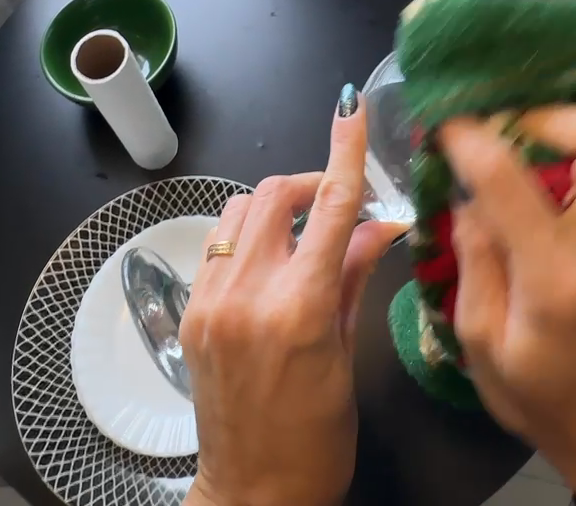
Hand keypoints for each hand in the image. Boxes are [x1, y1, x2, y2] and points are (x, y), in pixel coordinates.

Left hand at [181, 87, 404, 505]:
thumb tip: (384, 220)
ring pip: (241, 207)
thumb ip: (355, 273)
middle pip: (276, 192)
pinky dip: (250, 232)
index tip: (351, 108)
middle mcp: (247, 293)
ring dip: (277, 206)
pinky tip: (270, 259)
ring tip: (302, 235)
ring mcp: (211, 298)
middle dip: (311, 182)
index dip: (345, 151)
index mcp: (299, 308)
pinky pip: (220, 240)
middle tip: (336, 203)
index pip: (332, 208)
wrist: (252, 493)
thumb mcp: (346, 352)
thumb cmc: (318, 435)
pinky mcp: (191, 308)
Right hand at [440, 104, 575, 505]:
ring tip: (552, 144)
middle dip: (549, 116)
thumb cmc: (534, 390)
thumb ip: (474, 258)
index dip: (470, 139)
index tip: (446, 125)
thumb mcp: (479, 339)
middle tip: (512, 131)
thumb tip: (470, 195)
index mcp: (552, 277)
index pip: (509, 180)